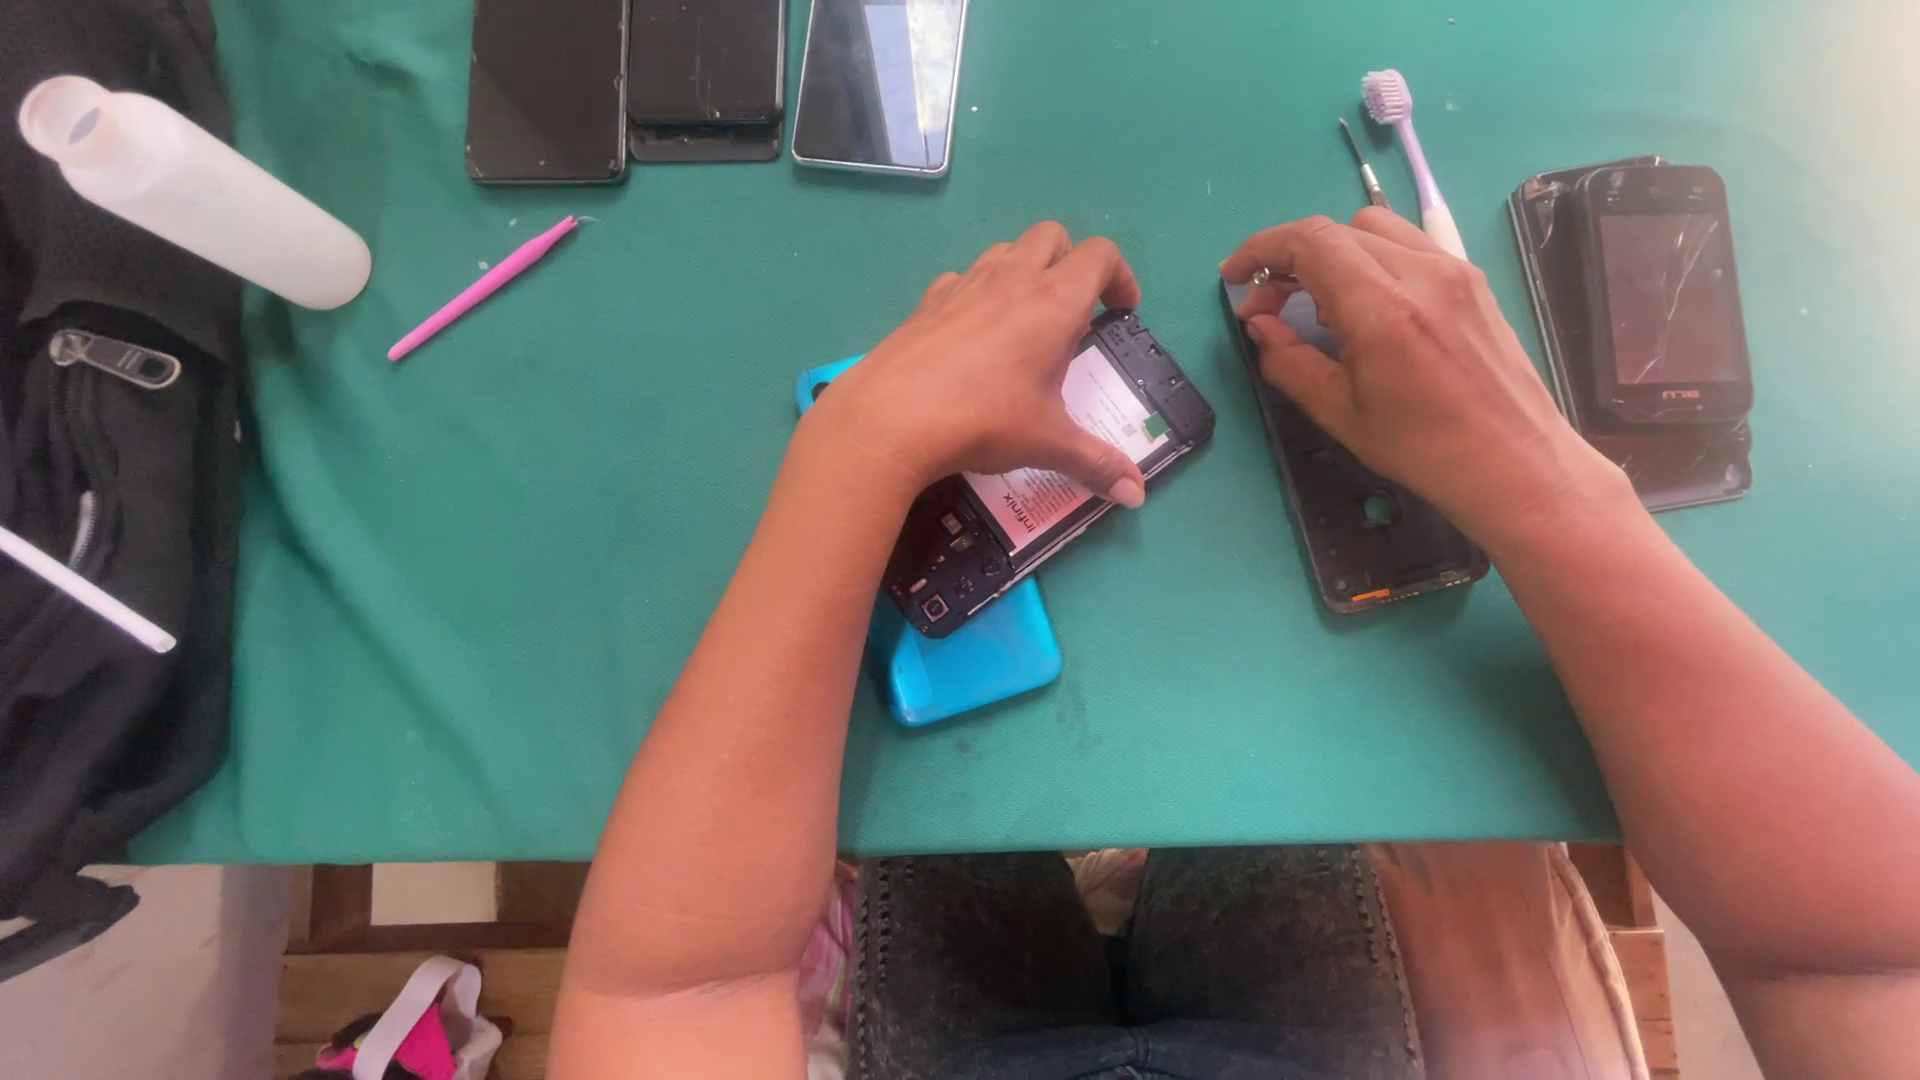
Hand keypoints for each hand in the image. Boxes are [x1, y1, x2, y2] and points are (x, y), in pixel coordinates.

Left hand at [802, 222, 1148, 506]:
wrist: (893, 416)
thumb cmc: (985, 420)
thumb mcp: (1048, 443)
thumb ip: (1096, 463)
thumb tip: (1136, 495)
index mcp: (1055, 301)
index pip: (1100, 256)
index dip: (1120, 276)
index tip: (1121, 311)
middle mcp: (1012, 278)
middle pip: (1053, 237)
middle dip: (1072, 263)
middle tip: (1073, 313)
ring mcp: (965, 283)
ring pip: (1006, 251)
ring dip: (1025, 272)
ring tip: (1024, 322)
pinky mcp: (928, 301)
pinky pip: (963, 278)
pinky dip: (978, 293)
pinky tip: (972, 335)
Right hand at [1221, 209, 1630, 548]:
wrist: (1512, 459)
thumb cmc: (1419, 447)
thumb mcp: (1338, 411)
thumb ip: (1288, 360)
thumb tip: (1258, 323)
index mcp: (1383, 310)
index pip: (1312, 242)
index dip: (1262, 249)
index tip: (1235, 276)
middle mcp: (1422, 274)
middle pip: (1338, 230)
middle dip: (1288, 259)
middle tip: (1266, 306)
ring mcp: (1453, 270)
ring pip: (1373, 227)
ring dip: (1329, 254)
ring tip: (1313, 304)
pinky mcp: (1469, 279)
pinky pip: (1406, 245)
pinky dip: (1366, 260)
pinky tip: (1360, 306)